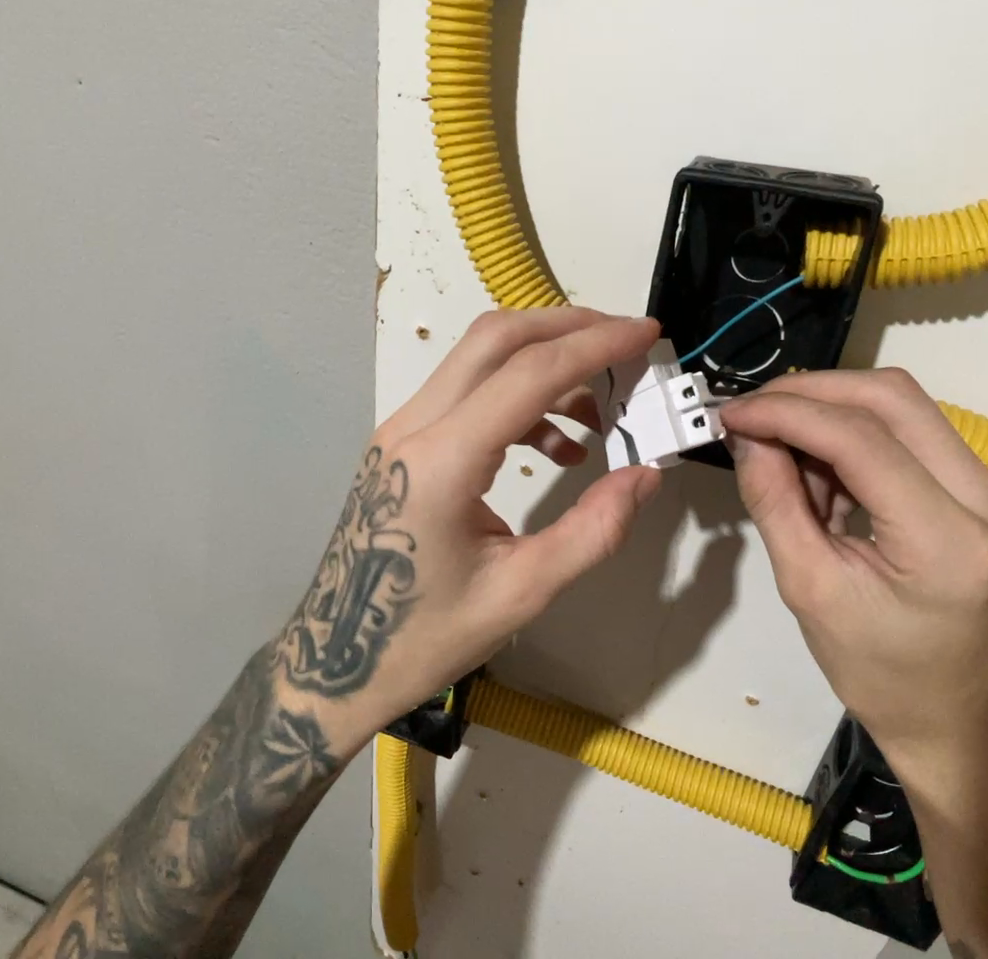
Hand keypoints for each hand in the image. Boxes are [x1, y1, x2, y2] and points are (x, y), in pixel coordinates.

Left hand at [275, 308, 663, 751]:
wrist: (339, 660)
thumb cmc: (426, 636)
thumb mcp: (521, 593)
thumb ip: (592, 531)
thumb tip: (646, 473)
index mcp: (441, 462)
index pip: (528, 373)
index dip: (595, 346)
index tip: (648, 333)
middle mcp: (414, 428)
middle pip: (495, 339)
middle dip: (569, 328)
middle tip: (628, 345)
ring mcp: (402, 432)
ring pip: (478, 360)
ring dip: (545, 364)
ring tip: (604, 408)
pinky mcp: (404, 445)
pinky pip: (467, 396)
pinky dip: (521, 402)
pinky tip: (560, 449)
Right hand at [719, 369, 987, 772]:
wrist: (947, 710)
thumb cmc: (873, 667)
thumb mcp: (807, 587)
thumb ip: (774, 501)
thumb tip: (746, 433)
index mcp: (949, 541)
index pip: (863, 441)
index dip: (788, 414)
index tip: (731, 414)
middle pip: (893, 398)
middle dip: (810, 393)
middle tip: (752, 413)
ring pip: (903, 405)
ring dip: (830, 413)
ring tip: (783, 457)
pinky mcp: (984, 487)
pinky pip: (910, 430)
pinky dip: (852, 436)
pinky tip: (820, 475)